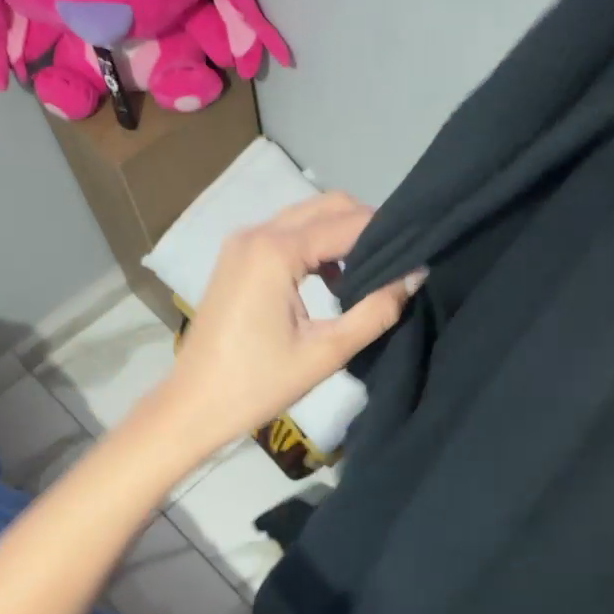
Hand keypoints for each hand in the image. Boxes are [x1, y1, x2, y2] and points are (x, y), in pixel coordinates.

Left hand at [152, 193, 422, 455]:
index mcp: (276, 251)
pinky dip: (314, 247)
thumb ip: (375, 311)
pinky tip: (333, 281)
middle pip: (327, 207)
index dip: (389, 234)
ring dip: (340, 236)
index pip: (348, 223)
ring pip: (306, 218)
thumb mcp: (326, 352)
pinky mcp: (236, 259)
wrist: (194, 406)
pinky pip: (286, 236)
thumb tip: (415, 275)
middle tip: (399, 262)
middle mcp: (257, 233)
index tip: (420, 253)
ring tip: (372, 273)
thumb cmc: (258, 384)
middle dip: (366, 227)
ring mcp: (241, 243)